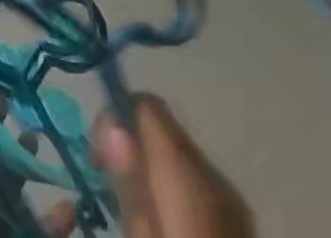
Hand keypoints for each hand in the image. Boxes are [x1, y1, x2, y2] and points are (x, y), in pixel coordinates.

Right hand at [93, 95, 252, 237]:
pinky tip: (156, 221)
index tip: (95, 156)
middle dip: (129, 145)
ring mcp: (230, 201)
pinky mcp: (235, 222)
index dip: (116, 118)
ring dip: (146, 168)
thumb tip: (112, 121)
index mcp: (189, 177)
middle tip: (103, 183)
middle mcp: (214, 177)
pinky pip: (193, 183)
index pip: (148, 108)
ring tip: (124, 206)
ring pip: (177, 157)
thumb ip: (131, 183)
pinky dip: (168, 187)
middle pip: (163, 131)